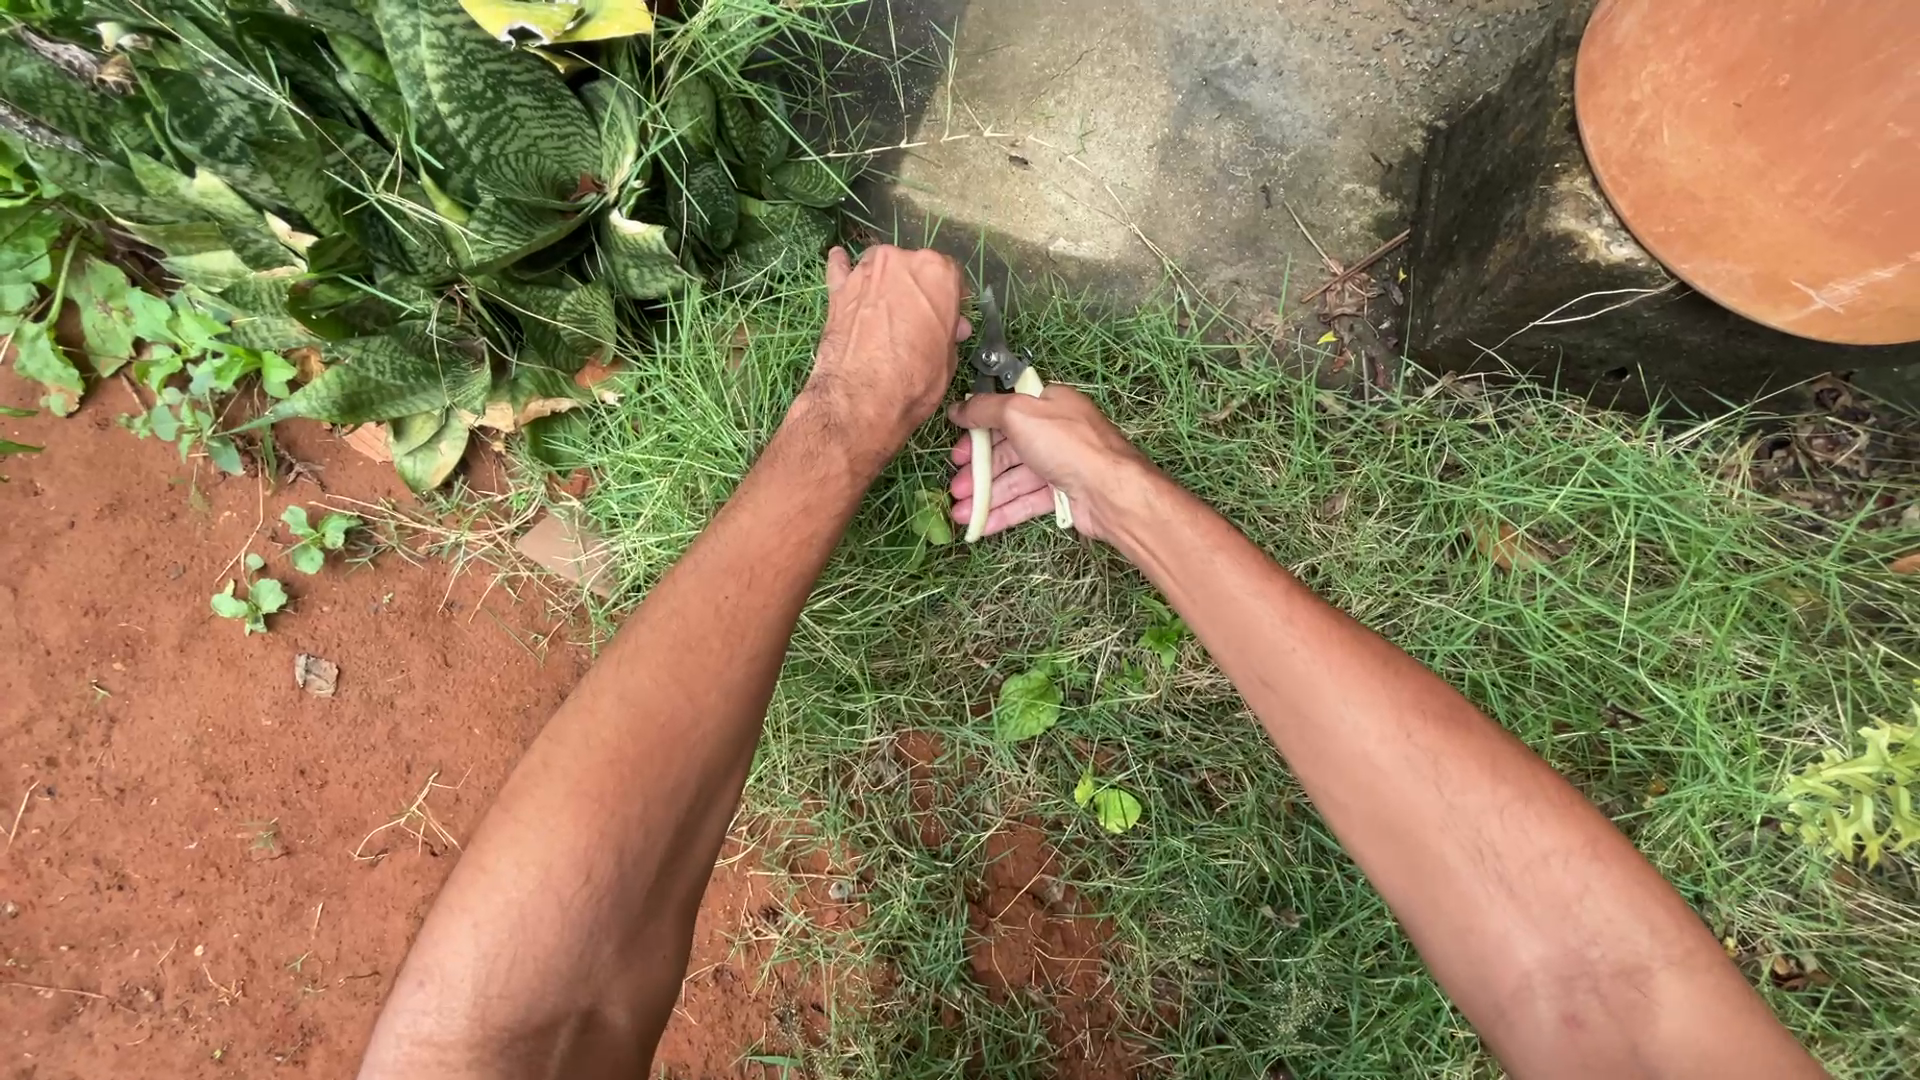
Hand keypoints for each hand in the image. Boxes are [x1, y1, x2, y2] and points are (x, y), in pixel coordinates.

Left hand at [799, 245, 970, 457]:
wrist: (862, 399)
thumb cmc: (915, 381)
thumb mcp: (947, 358)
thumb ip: (947, 332)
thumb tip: (949, 328)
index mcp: (937, 273)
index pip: (950, 276)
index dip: (951, 299)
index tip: (949, 317)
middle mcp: (901, 262)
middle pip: (914, 269)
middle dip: (918, 291)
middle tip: (919, 322)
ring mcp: (866, 272)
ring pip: (881, 267)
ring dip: (886, 282)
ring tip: (887, 309)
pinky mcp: (837, 289)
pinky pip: (841, 269)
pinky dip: (843, 269)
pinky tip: (844, 268)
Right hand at [946, 385, 1153, 542]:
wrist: (1110, 491)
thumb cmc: (1067, 445)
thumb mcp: (1019, 414)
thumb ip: (985, 409)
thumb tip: (959, 408)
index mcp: (1048, 404)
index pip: (1005, 413)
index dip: (978, 432)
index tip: (957, 450)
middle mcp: (1054, 432)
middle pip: (1007, 450)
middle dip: (978, 471)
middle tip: (955, 488)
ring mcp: (1059, 464)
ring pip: (1014, 479)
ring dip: (986, 495)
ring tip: (961, 513)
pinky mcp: (1062, 494)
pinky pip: (1026, 501)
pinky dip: (1003, 511)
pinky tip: (980, 524)